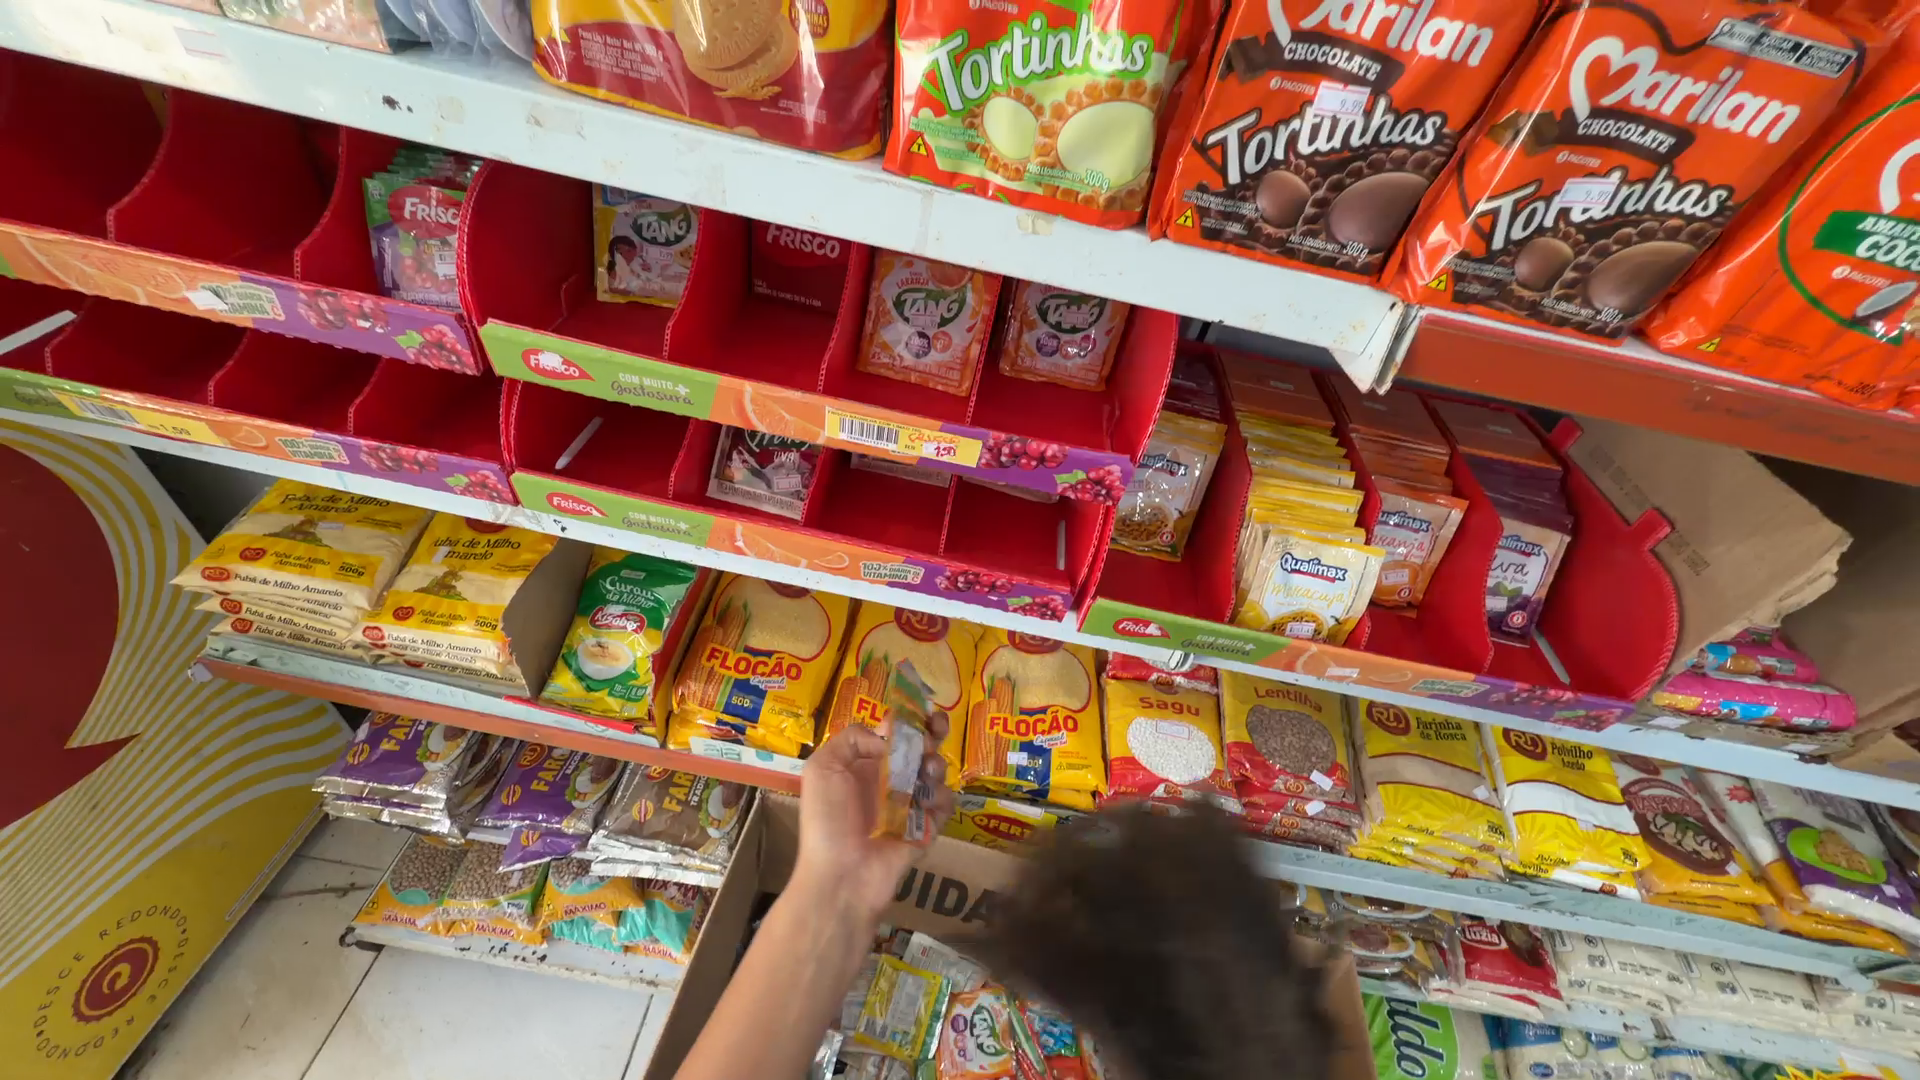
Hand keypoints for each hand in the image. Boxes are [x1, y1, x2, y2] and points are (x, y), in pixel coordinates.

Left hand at [795, 721, 956, 920]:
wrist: (842, 874)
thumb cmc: (827, 818)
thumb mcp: (823, 767)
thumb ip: (853, 738)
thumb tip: (888, 738)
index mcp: (866, 763)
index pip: (893, 732)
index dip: (909, 719)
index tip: (920, 711)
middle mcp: (890, 779)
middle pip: (922, 747)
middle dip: (934, 733)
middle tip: (936, 730)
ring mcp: (911, 803)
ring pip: (936, 771)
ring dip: (936, 764)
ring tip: (925, 772)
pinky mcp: (927, 826)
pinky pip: (944, 803)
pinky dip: (940, 797)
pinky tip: (926, 803)